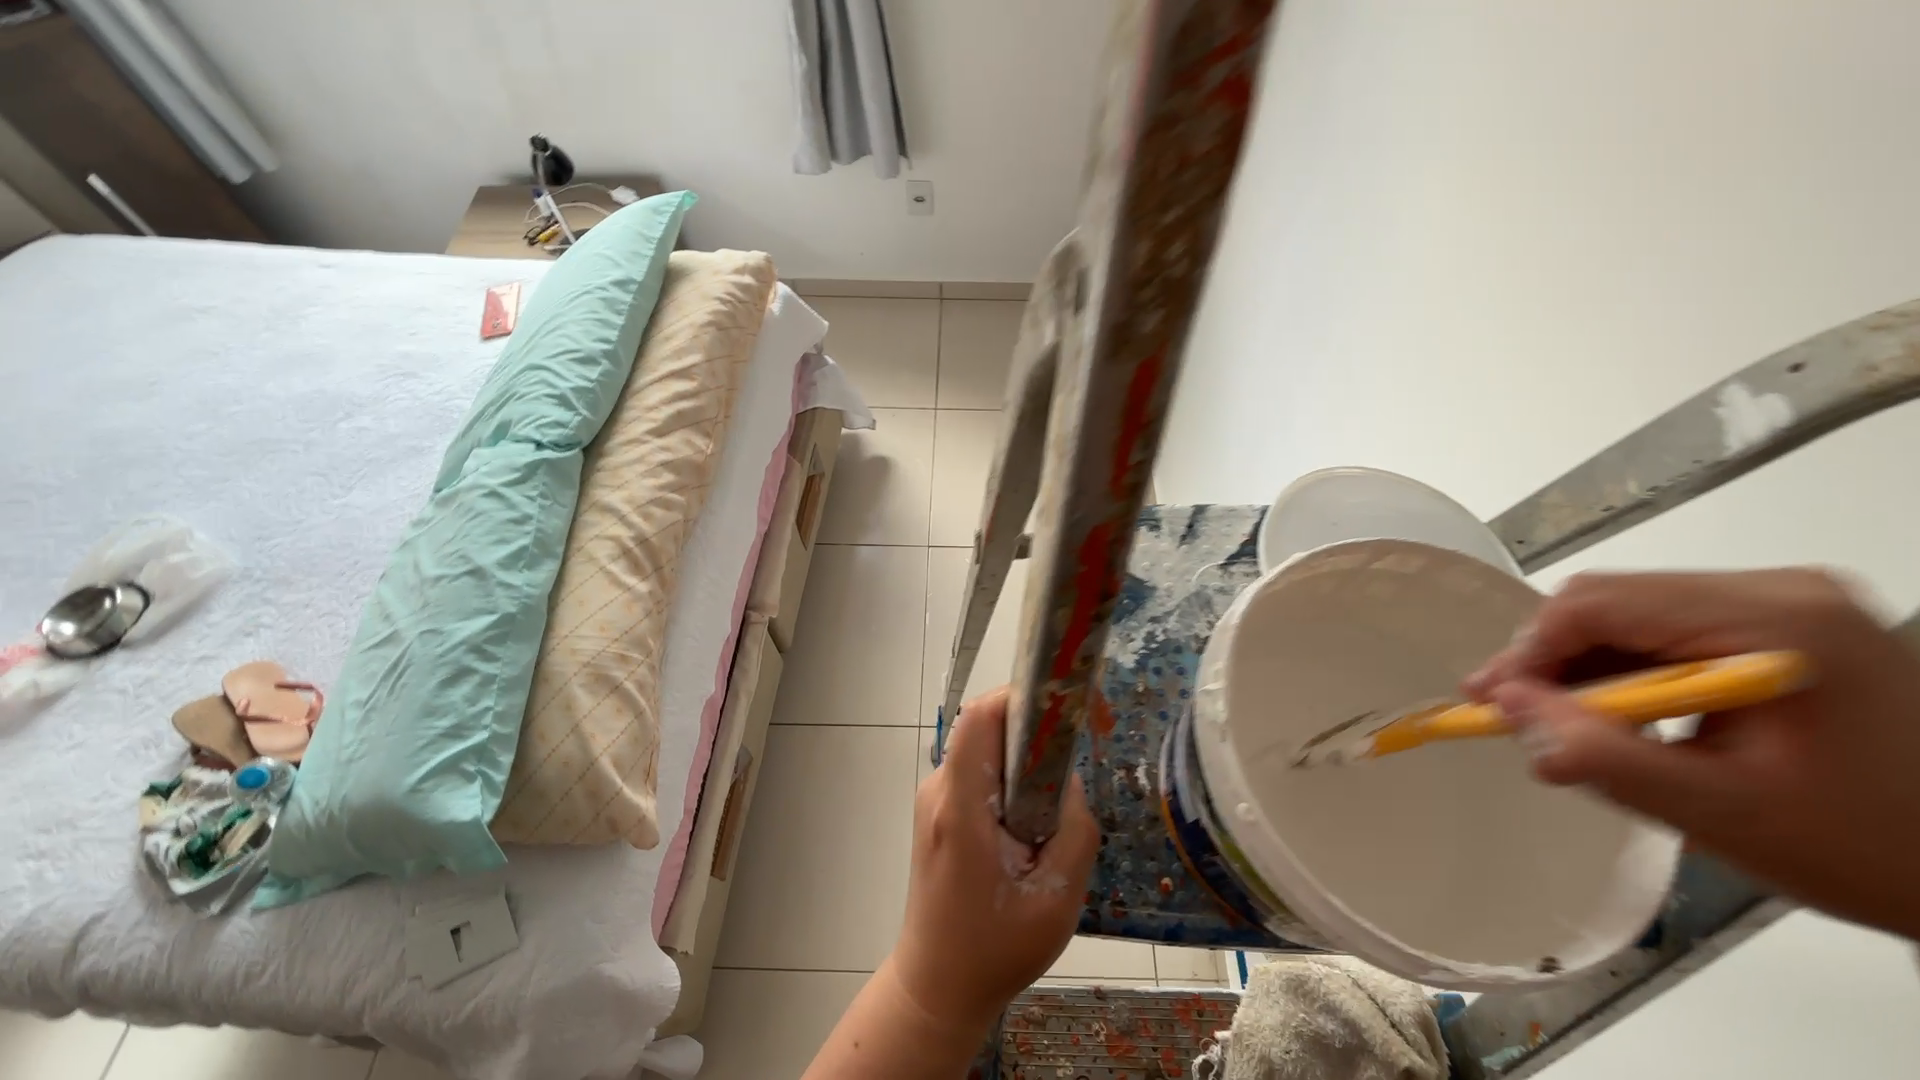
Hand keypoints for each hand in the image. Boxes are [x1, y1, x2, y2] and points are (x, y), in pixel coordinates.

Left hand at [888, 686, 1100, 1032]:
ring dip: (1027, 759)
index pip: (981, 717)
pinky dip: (1014, 780)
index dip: (1026, 696)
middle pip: (987, 727)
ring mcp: (935, 800)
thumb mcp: (1057, 897)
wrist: (937, 986)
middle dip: (1038, 729)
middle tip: (1082, 752)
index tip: (1073, 709)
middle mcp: (940, 791)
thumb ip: (1074, 829)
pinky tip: (1037, 820)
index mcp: (961, 806)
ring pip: (987, 750)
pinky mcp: (940, 813)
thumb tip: (1071, 779)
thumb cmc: (995, 948)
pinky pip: (981, 774)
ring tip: (1062, 798)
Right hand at [1463, 568, 1919, 938]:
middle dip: (1550, 660)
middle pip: (1615, 601)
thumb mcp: (1716, 810)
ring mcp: (1789, 602)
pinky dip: (1627, 672)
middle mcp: (1782, 589)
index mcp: (1776, 622)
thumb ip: (1600, 754)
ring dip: (1584, 669)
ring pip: (1634, 614)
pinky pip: (1670, 630)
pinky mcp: (1787, 624)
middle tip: (1509, 716)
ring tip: (1556, 725)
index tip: (1488, 703)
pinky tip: (1616, 716)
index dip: (1529, 649)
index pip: (1604, 603)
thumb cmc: (1864, 848)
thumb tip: (1503, 707)